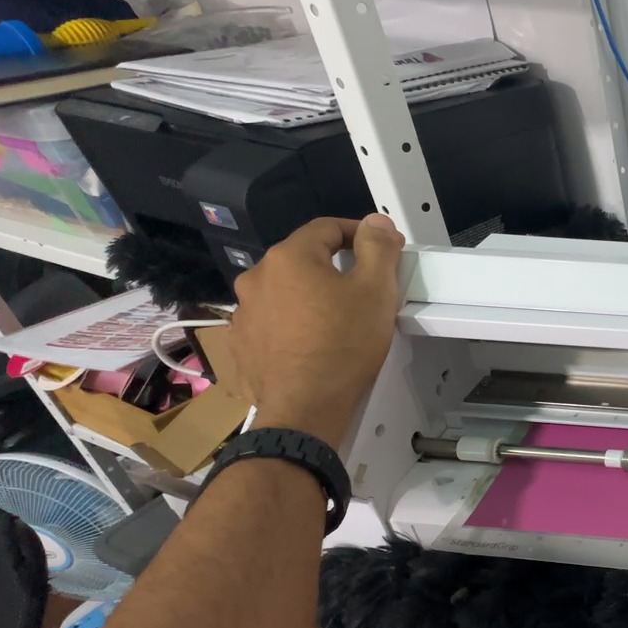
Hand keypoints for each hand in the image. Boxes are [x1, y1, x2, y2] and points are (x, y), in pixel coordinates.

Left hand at [226, 216, 405, 449]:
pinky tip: (317, 341)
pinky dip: (296, 321)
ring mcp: (244, 311)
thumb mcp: (376, 290)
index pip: (326, 227)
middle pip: (304, 259)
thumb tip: (376, 222)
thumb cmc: (345, 342)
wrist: (304, 406)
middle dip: (337, 266)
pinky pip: (274, 320)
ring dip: (314, 295)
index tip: (384, 248)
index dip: (360, 232)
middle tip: (368, 287)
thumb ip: (378, 248)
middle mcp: (257, 277)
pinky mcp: (242, 342)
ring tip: (342, 319)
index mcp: (289, 257)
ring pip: (287, 290)